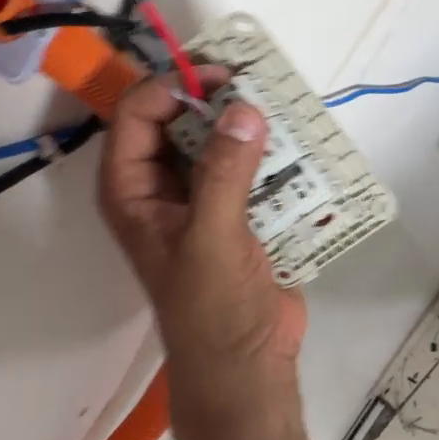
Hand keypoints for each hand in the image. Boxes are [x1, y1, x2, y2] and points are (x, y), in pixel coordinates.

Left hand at [99, 67, 307, 373]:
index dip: (173, 88)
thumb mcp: (212, 236)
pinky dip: (278, 164)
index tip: (223, 78)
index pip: (140, 117)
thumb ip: (226, 172)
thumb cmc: (212, 306)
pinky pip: (258, 177)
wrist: (248, 362)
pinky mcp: (246, 221)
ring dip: (255, 133)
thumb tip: (246, 110)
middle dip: (220, 105)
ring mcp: (208, 205)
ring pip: (225, 149)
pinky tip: (305, 153)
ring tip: (290, 115)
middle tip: (262, 89)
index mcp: (133, 190)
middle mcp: (165, 190)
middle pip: (184, 126)